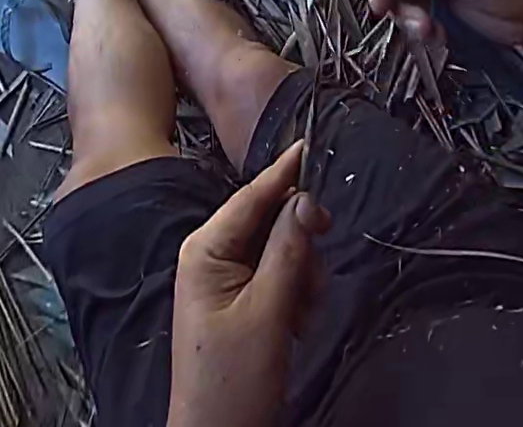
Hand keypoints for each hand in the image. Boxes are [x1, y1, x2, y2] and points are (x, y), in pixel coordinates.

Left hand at [169, 142, 330, 426]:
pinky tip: (297, 321)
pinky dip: (296, 290)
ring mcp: (226, 275)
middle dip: (299, 244)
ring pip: (280, 246)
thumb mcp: (268, 311)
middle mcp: (213, 253)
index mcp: (206, 248)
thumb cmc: (235, 379)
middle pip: (270, 219)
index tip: (309, 144)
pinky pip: (278, 271)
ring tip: (302, 314)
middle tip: (316, 271)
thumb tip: (306, 198)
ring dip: (302, 274)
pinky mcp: (240, 296)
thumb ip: (289, 249)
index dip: (283, 170)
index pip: (252, 195)